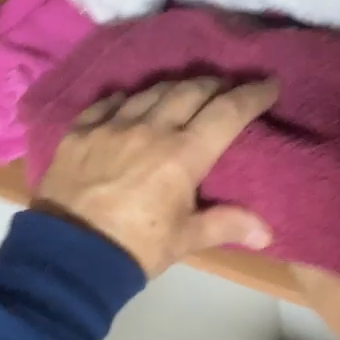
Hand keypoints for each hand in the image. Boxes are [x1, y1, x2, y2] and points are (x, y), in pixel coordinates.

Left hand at [34, 77, 278, 276]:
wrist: (69, 255)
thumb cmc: (136, 248)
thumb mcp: (186, 239)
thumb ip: (226, 225)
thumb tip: (267, 233)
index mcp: (183, 154)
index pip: (227, 113)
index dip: (252, 95)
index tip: (269, 84)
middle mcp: (150, 129)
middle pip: (190, 91)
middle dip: (214, 85)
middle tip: (226, 88)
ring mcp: (111, 126)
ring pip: (150, 91)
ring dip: (174, 87)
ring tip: (184, 91)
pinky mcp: (79, 132)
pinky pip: (108, 103)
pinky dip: (126, 99)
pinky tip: (130, 100)